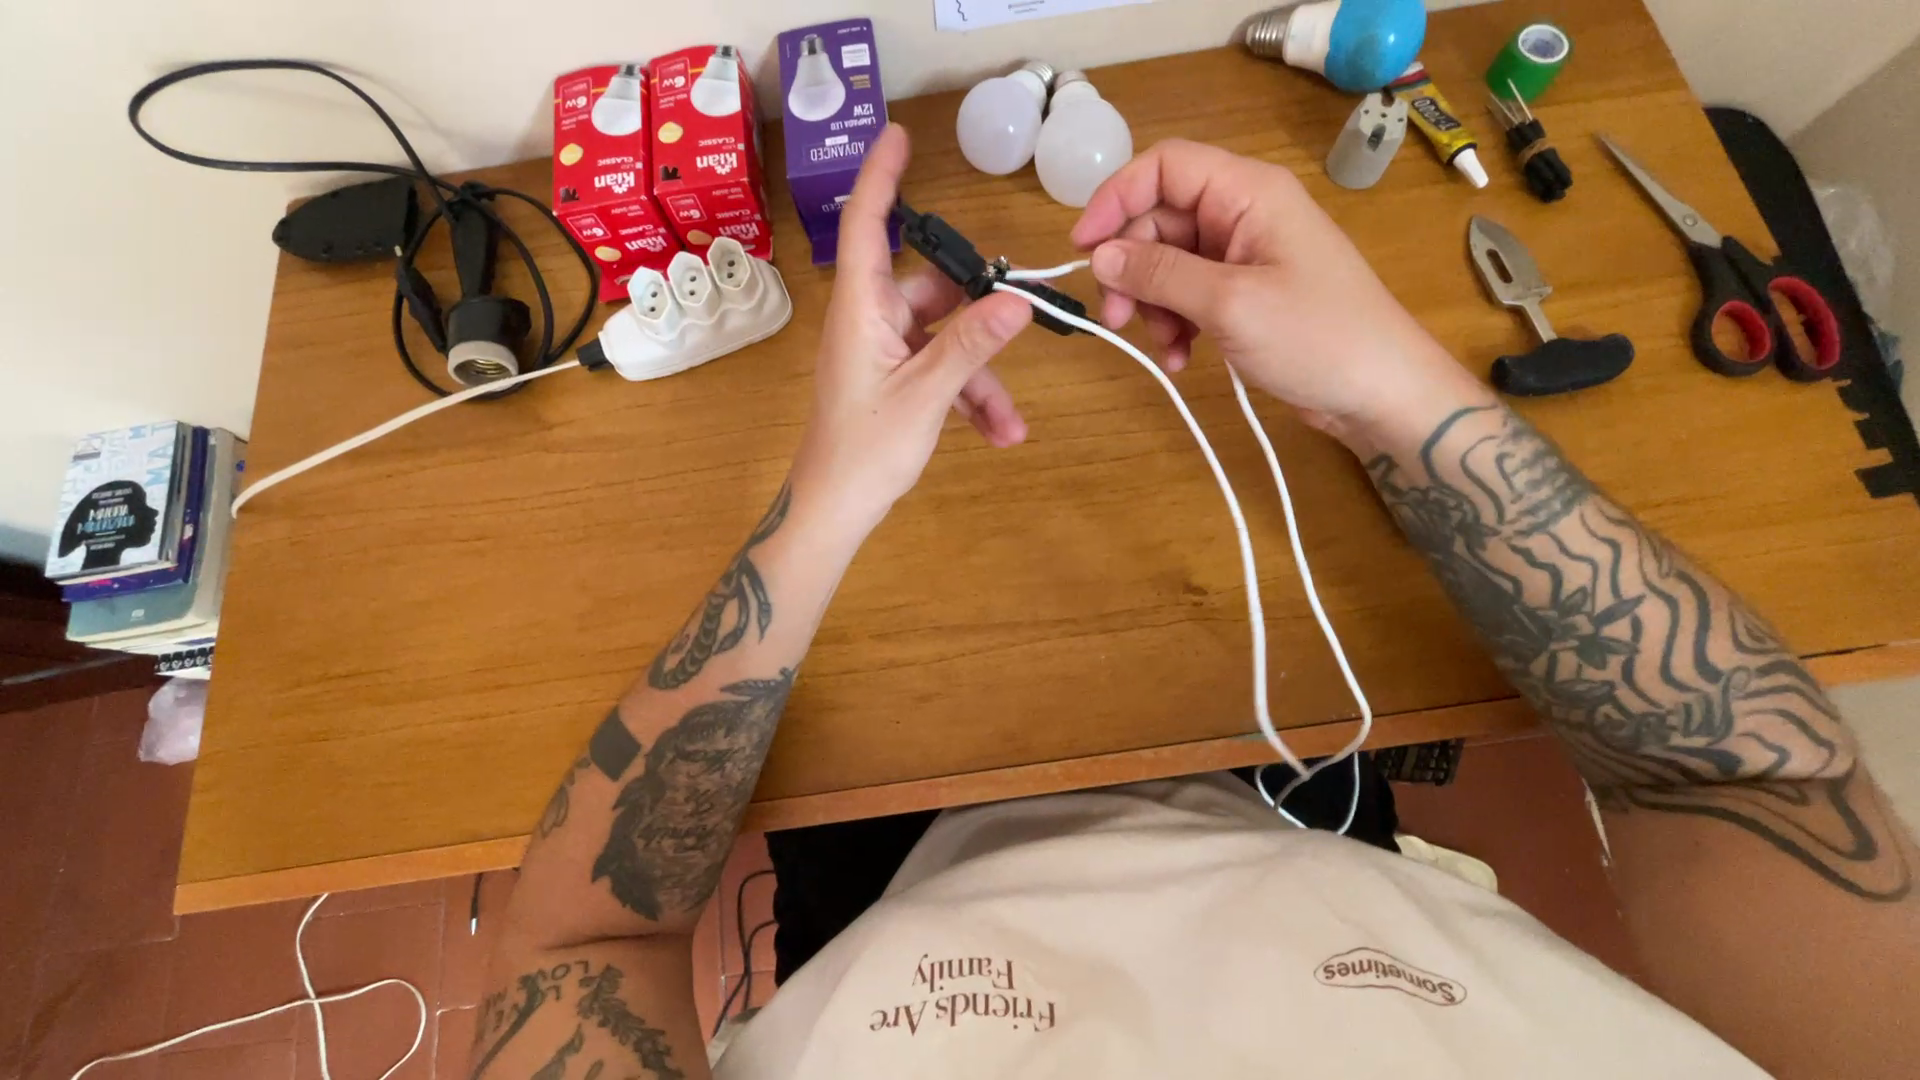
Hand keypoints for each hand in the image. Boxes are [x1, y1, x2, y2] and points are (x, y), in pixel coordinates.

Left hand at [790, 124, 1033, 531]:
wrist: (833, 511)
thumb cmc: (865, 450)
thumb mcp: (926, 395)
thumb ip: (971, 344)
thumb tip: (1017, 300)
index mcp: (862, 309)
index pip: (868, 225)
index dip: (882, 178)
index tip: (898, 136)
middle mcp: (870, 321)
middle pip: (933, 294)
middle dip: (980, 326)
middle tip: (1023, 329)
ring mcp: (882, 353)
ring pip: (944, 343)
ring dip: (981, 381)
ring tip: (1012, 426)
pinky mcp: (892, 381)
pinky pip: (937, 374)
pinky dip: (966, 399)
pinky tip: (999, 435)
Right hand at [1070, 139, 1486, 446]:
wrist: (1378, 392)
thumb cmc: (1315, 337)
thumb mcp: (1229, 304)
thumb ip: (1160, 275)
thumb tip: (1099, 256)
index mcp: (1247, 192)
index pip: (1164, 167)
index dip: (1115, 200)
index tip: (1081, 249)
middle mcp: (1242, 213)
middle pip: (1160, 221)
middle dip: (1132, 269)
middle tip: (1116, 318)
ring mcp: (1243, 256)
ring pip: (1168, 264)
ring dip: (1153, 305)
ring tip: (1164, 347)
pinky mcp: (1243, 294)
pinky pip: (1188, 296)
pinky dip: (1175, 325)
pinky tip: (1180, 359)